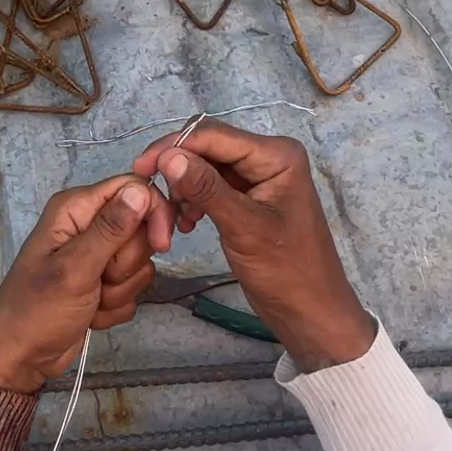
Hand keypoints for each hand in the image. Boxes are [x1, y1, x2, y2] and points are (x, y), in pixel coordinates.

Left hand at [0, 175, 167, 392]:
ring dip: (120, 289)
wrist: (21, 358)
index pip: (133, 188)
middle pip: (141, 227)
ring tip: (90, 300)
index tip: (161, 245)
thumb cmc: (37, 309)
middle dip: (127, 263)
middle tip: (100, 279)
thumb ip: (110, 229)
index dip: (153, 213)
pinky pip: (133, 287)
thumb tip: (140, 191)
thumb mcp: (75, 268)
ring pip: (140, 262)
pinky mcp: (104, 283)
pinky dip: (116, 305)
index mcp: (76, 208)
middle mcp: (88, 225)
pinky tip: (91, 314)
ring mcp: (97, 255)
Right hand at [134, 123, 375, 371]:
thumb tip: (167, 156)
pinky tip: (187, 223)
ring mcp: (258, 175)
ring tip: (175, 217)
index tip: (140, 168)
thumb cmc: (287, 272)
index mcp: (277, 155)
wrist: (311, 315)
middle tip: (152, 192)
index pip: (213, 135)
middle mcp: (267, 156)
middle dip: (178, 166)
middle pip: (207, 145)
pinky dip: (193, 198)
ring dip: (184, 185)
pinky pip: (210, 183)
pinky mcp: (248, 194)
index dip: (174, 147)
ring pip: (204, 164)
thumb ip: (205, 188)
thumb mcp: (243, 228)